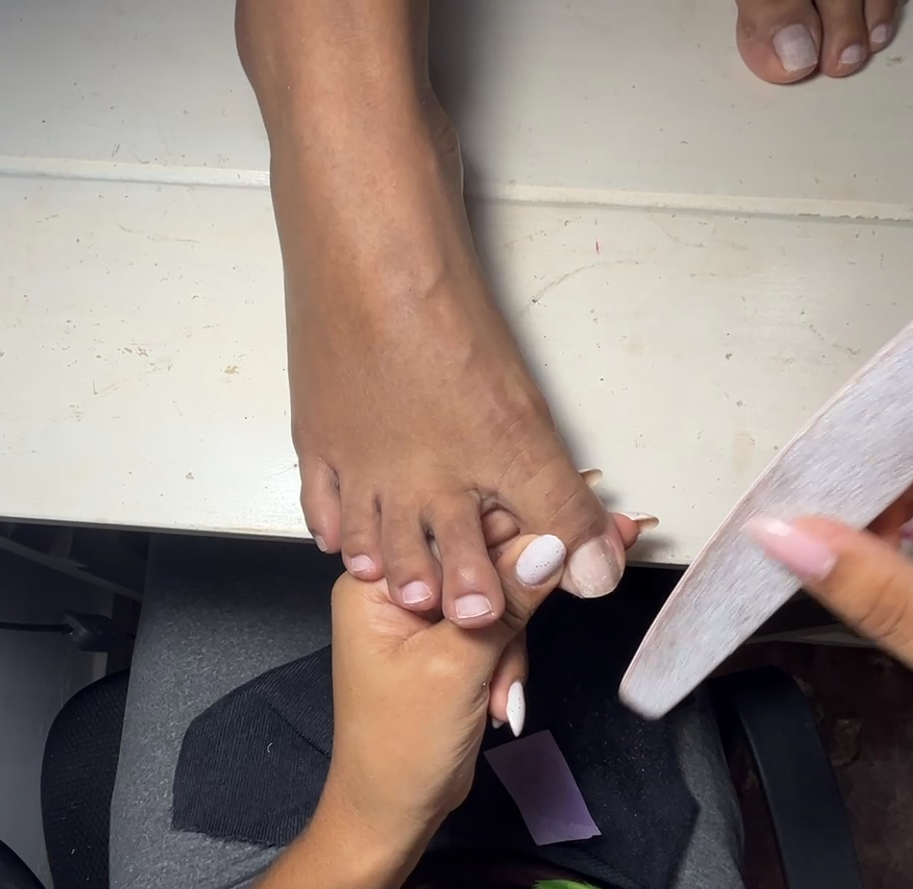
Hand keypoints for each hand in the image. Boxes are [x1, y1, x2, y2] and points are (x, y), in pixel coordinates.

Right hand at [251, 34, 633, 624]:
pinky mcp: (312, 423)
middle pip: (418, 554)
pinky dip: (328, 521)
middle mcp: (394, 482)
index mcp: (450, 483)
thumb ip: (558, 503)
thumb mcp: (524, 418)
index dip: (491, 596)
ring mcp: (346, 454)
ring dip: (384, 561)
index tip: (500, 625)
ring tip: (394, 583)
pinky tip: (334, 533)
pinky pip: (315, 494)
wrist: (367, 241)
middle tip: (449, 613)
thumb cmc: (448, 320)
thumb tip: (600, 582)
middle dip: (440, 588)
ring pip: (365, 531)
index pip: (475, 561)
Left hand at [319, 531, 571, 852]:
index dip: (516, 531)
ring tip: (503, 699)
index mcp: (378, 583)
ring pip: (495, 603)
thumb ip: (507, 603)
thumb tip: (552, 544)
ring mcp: (424, 623)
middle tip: (584, 579)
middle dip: (521, 602)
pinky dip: (506, 667)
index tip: (575, 531)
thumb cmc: (403, 741)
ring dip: (511, 652)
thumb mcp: (458, 665)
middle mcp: (399, 593)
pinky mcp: (447, 648)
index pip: (452, 532)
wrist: (394, 812)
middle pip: (480, 566)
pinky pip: (493, 634)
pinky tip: (503, 704)